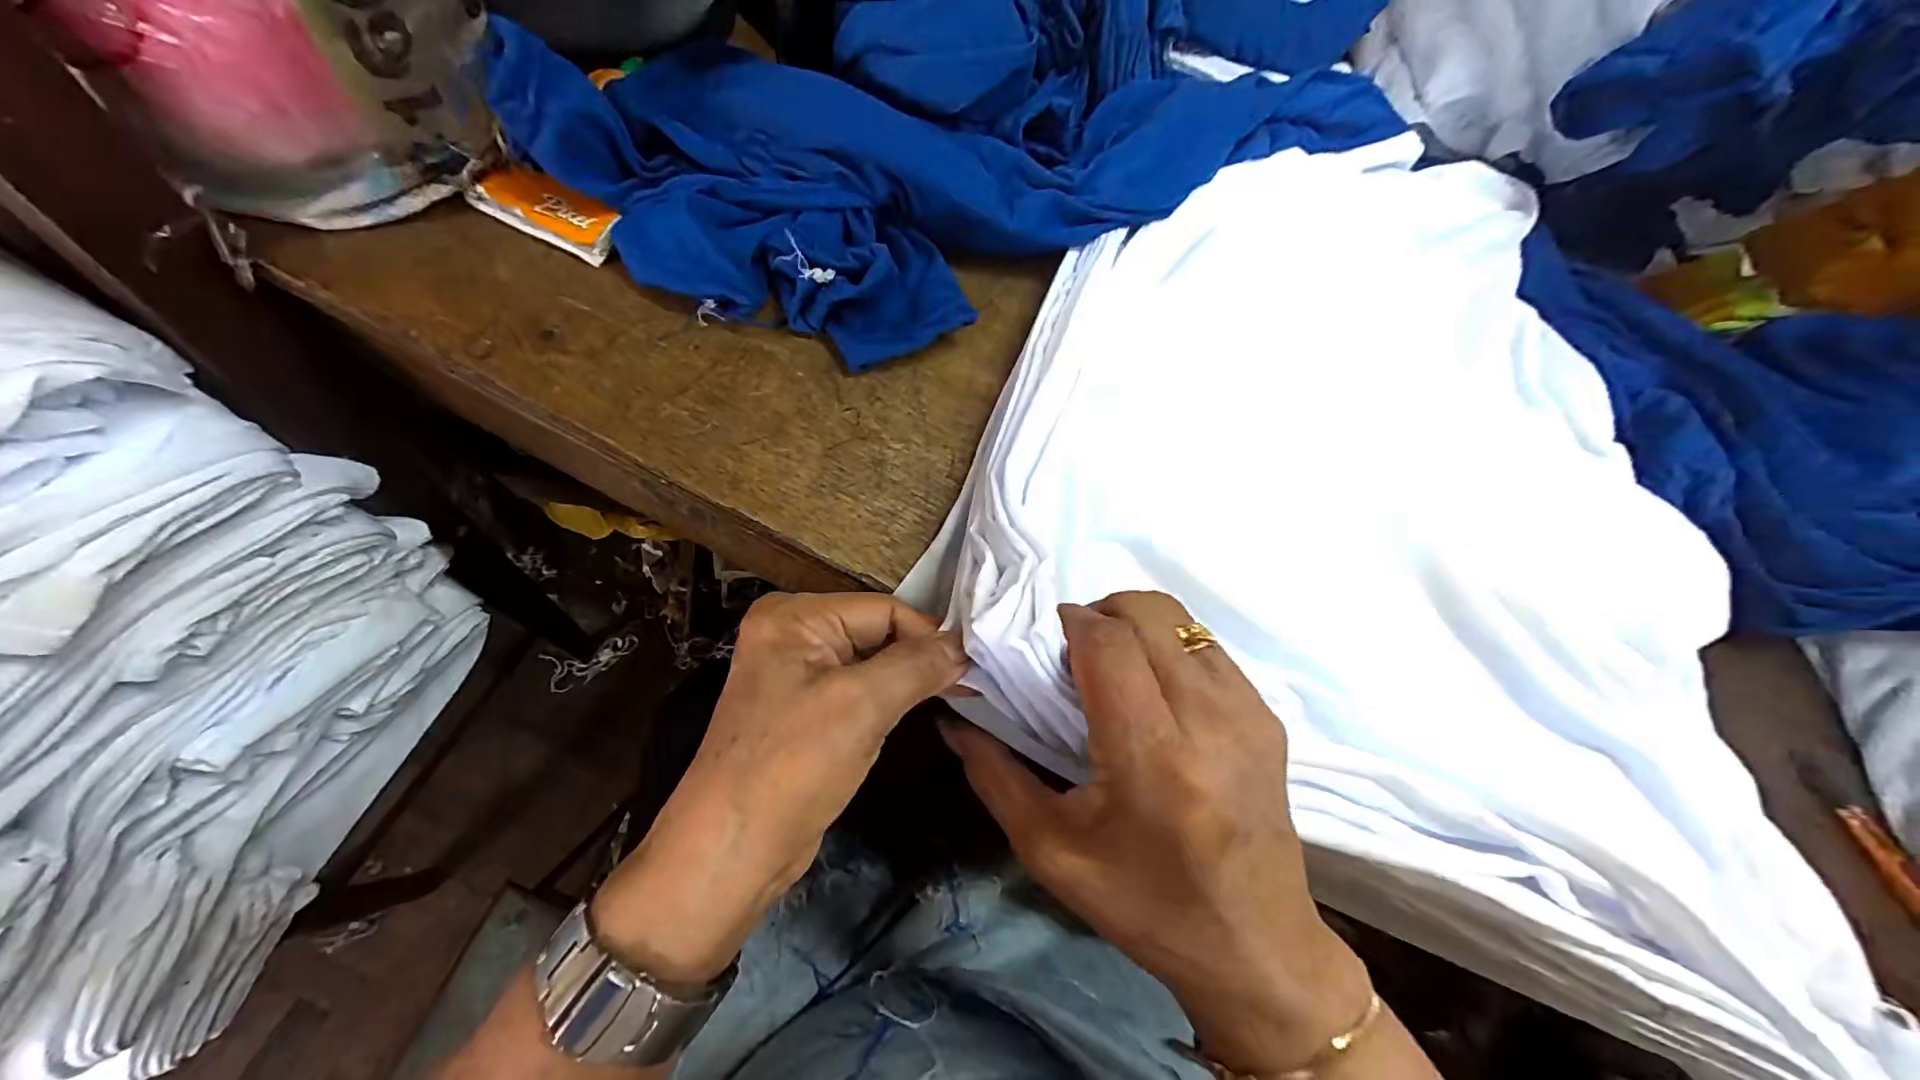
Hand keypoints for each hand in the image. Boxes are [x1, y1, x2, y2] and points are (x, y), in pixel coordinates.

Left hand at [592, 592, 965, 984]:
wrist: (733, 851)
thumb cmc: (793, 766)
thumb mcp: (861, 705)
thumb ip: (918, 665)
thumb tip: (965, 645)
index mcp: (793, 616)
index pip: (884, 609)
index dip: (930, 636)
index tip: (974, 666)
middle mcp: (791, 635)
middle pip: (879, 633)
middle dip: (922, 658)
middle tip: (972, 681)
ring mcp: (796, 675)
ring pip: (874, 664)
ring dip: (911, 680)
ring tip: (958, 693)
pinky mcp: (805, 711)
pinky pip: (860, 691)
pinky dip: (892, 699)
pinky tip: (922, 708)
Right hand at [943, 591, 1374, 1074]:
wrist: (1254, 946)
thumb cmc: (1144, 904)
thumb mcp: (1051, 850)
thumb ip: (994, 776)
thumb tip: (954, 720)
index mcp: (1152, 756)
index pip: (1109, 642)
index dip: (1071, 621)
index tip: (1047, 638)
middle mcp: (1208, 720)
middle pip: (1148, 612)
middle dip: (1101, 612)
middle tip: (1074, 650)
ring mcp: (1248, 713)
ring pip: (1181, 619)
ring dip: (1136, 625)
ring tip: (1112, 667)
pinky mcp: (1269, 717)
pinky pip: (1208, 647)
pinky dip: (1169, 646)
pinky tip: (1153, 690)